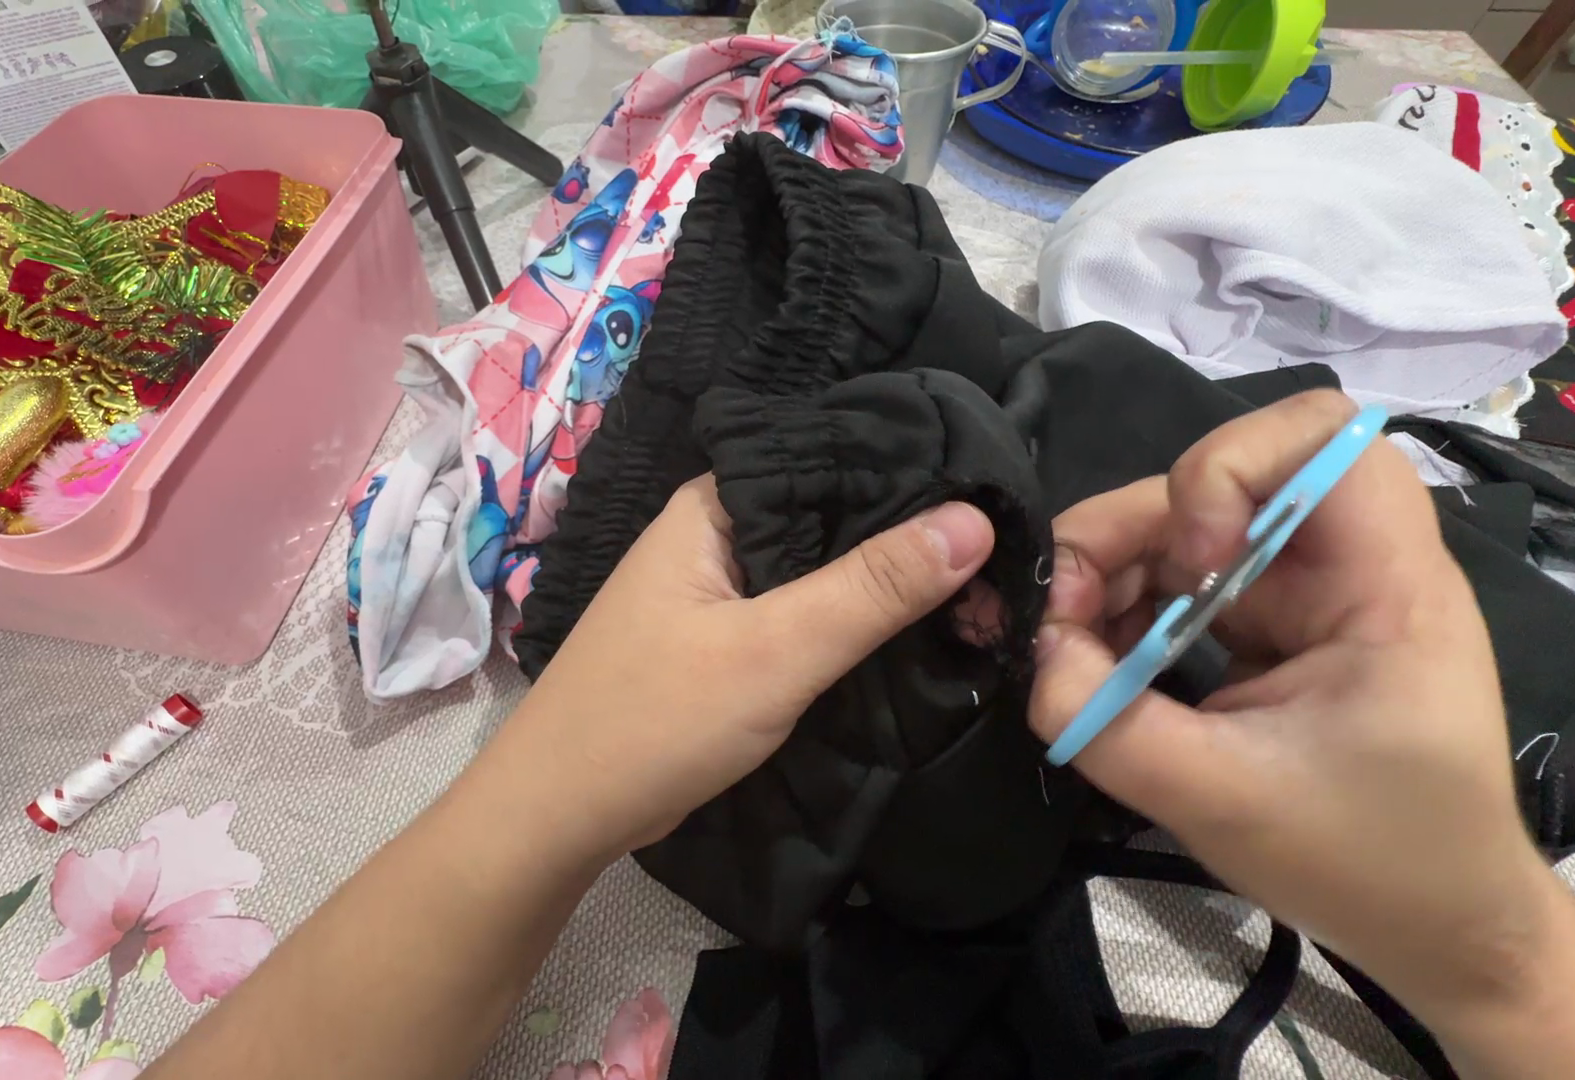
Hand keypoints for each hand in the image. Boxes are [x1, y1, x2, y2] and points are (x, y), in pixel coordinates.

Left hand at [476, 474, 992, 869]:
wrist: (567, 809)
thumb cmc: (657, 717)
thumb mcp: (774, 650)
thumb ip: (871, 588)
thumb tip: (974, 520)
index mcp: (717, 506)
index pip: (833, 464)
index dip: (915, 481)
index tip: (999, 502)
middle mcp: (720, 533)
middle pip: (832, 520)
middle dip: (910, 543)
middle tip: (1006, 559)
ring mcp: (723, 588)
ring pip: (823, 572)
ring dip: (886, 588)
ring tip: (982, 592)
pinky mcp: (730, 637)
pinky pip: (805, 615)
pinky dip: (853, 625)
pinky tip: (914, 632)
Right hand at [1029, 390, 1563, 1018]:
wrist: (1424, 920)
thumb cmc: (1363, 860)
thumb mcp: (1217, 798)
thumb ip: (1105, 721)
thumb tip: (1030, 646)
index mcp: (1379, 585)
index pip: (1320, 440)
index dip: (1228, 472)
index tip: (1187, 570)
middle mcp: (1328, 565)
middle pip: (1201, 485)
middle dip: (1113, 541)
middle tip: (1059, 620)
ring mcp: (1282, 589)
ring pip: (1163, 528)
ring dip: (1096, 578)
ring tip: (1063, 650)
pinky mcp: (1247, 618)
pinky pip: (1155, 580)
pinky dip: (1107, 612)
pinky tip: (1088, 662)